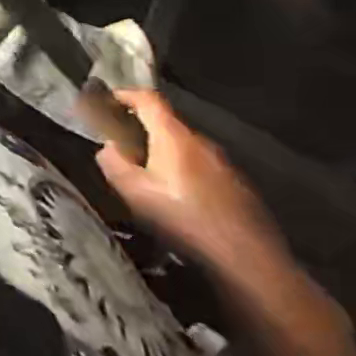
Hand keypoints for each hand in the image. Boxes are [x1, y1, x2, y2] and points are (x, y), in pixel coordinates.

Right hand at [97, 88, 289, 274]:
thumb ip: (112, 160)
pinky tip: (180, 198)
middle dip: (142, 128)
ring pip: (186, 147)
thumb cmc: (183, 217)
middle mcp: (203, 143)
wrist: (250, 261)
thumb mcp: (131, 189)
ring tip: (149, 175)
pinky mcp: (240, 187)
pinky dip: (185, 171)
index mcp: (175, 136)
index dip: (125, 94)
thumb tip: (110, 147)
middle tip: (122, 145)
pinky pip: (203, 167)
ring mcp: (227, 165)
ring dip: (164, 152)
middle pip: (167, 123)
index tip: (105, 101)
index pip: (149, 99)